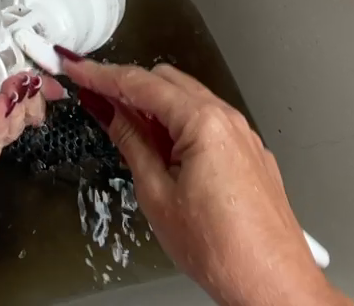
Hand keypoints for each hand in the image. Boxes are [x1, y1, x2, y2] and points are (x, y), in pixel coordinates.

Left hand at [0, 6, 65, 217]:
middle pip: (20, 94)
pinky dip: (5, 119)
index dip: (25, 60)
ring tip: (13, 86)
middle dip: (34, 83)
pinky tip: (2, 105)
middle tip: (38, 75)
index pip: (4, 67)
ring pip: (18, 116)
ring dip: (22, 99)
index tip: (41, 51)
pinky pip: (0, 138)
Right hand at [57, 54, 347, 305]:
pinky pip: (207, 119)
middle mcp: (227, 119)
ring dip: (154, 104)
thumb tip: (107, 110)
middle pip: (165, 80)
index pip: (140, 83)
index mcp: (202, 122)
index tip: (77, 69)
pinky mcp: (250, 152)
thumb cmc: (222, 250)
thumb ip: (130, 142)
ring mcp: (242, 134)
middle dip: (128, 85)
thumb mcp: (157, 195)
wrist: (276, 289)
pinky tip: (163, 148)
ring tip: (127, 127)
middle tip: (97, 100)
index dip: (102, 74)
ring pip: (187, 98)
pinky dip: (178, 121)